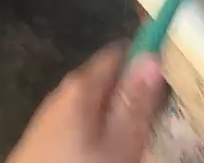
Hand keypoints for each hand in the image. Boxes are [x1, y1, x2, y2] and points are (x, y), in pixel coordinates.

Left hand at [8, 46, 166, 162]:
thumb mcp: (119, 143)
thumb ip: (136, 100)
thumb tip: (152, 56)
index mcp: (80, 83)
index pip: (120, 51)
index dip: (144, 64)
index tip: (162, 87)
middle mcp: (61, 91)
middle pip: (106, 81)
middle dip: (128, 98)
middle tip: (147, 127)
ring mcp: (48, 117)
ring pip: (92, 107)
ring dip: (111, 121)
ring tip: (126, 147)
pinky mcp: (40, 141)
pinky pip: (77, 127)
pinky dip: (92, 137)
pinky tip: (99, 157)